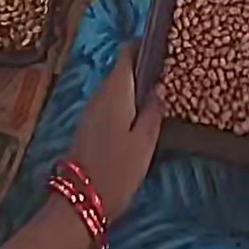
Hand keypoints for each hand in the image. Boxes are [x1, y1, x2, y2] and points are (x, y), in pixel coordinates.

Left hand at [66, 45, 163, 218]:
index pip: (126, 53)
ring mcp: (91, 110)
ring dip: (135, 86)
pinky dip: (126, 100)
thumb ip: (153, 110)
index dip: (143, 45)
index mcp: (115, 91)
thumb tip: (159, 84)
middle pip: (121, 69)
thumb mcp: (144, 142)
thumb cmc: (117, 170)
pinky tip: (140, 114)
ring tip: (160, 92)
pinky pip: (110, 102)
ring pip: (116, 87)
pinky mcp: (89, 125)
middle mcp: (100, 94)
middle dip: (143, 66)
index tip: (164, 46)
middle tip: (170, 72)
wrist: (79, 203)